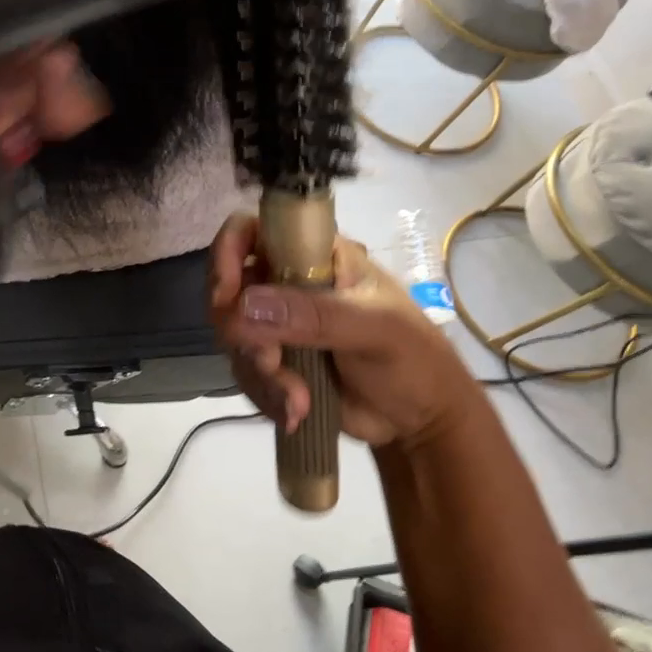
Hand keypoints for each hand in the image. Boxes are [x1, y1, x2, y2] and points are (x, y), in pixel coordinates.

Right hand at [207, 216, 479, 447]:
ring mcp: (276, 324)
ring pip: (233, 339)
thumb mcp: (375, 328)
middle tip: (273, 363)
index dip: (228, 254)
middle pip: (229, 290)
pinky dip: (266, 396)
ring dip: (261, 374)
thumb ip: (314, 315)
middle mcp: (286, 283)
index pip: (251, 230)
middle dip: (243, 335)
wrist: (423, 421)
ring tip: (300, 401)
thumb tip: (244, 306)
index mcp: (314, 255)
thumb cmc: (414, 358)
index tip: (228, 296)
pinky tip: (299, 413)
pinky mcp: (273, 362)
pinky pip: (244, 373)